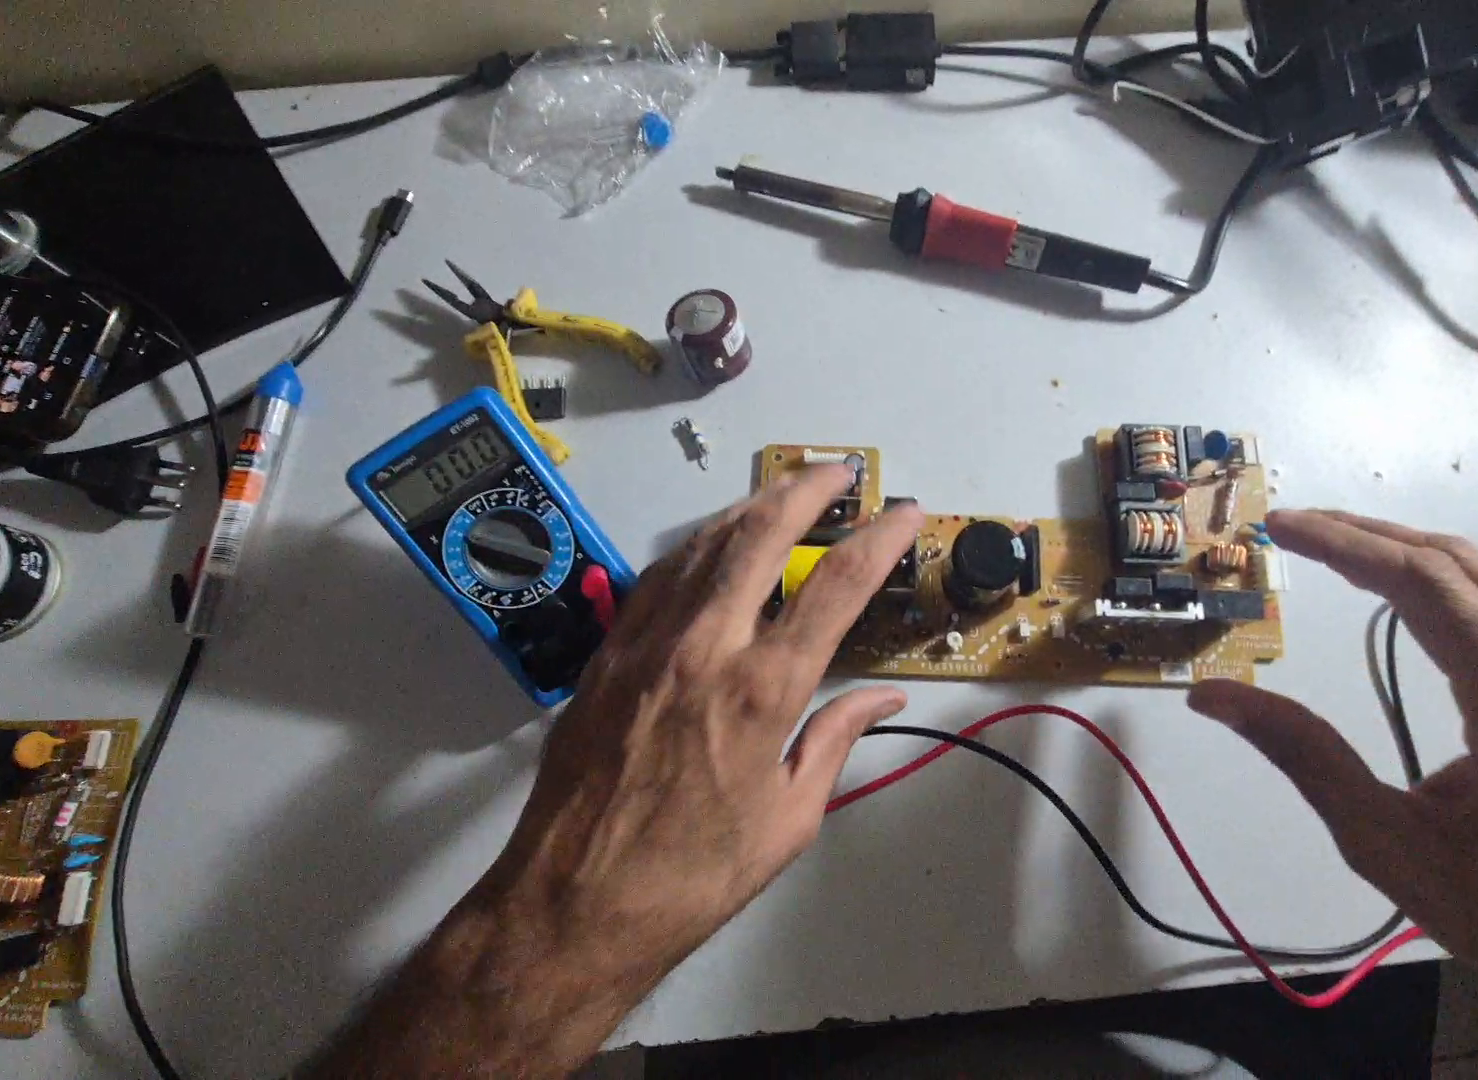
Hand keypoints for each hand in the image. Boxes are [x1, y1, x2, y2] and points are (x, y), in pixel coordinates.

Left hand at [304, 465, 925, 1079]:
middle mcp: (705, 647)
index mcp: (762, 691)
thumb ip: (835, 741)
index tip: (904, 513)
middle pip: (760, 536)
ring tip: (783, 492)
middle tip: (837, 471)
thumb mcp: (789, 820)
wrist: (572, 904)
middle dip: (805, 490)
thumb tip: (884, 698)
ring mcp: (647, 642)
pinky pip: (658, 576)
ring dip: (749, 507)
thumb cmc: (695, 875)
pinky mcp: (607, 652)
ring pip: (702, 544)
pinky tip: (713, 542)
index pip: (837, 588)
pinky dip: (697, 545)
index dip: (880, 539)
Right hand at [1188, 510, 1477, 1078]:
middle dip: (1368, 532)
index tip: (1282, 526)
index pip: (1428, 589)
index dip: (1346, 544)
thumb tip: (1211, 694)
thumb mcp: (1384, 843)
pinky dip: (1445, 585)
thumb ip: (1300, 753)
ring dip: (1405, 552)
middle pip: (1462, 566)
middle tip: (1293, 527)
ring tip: (1332, 548)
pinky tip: (1402, 595)